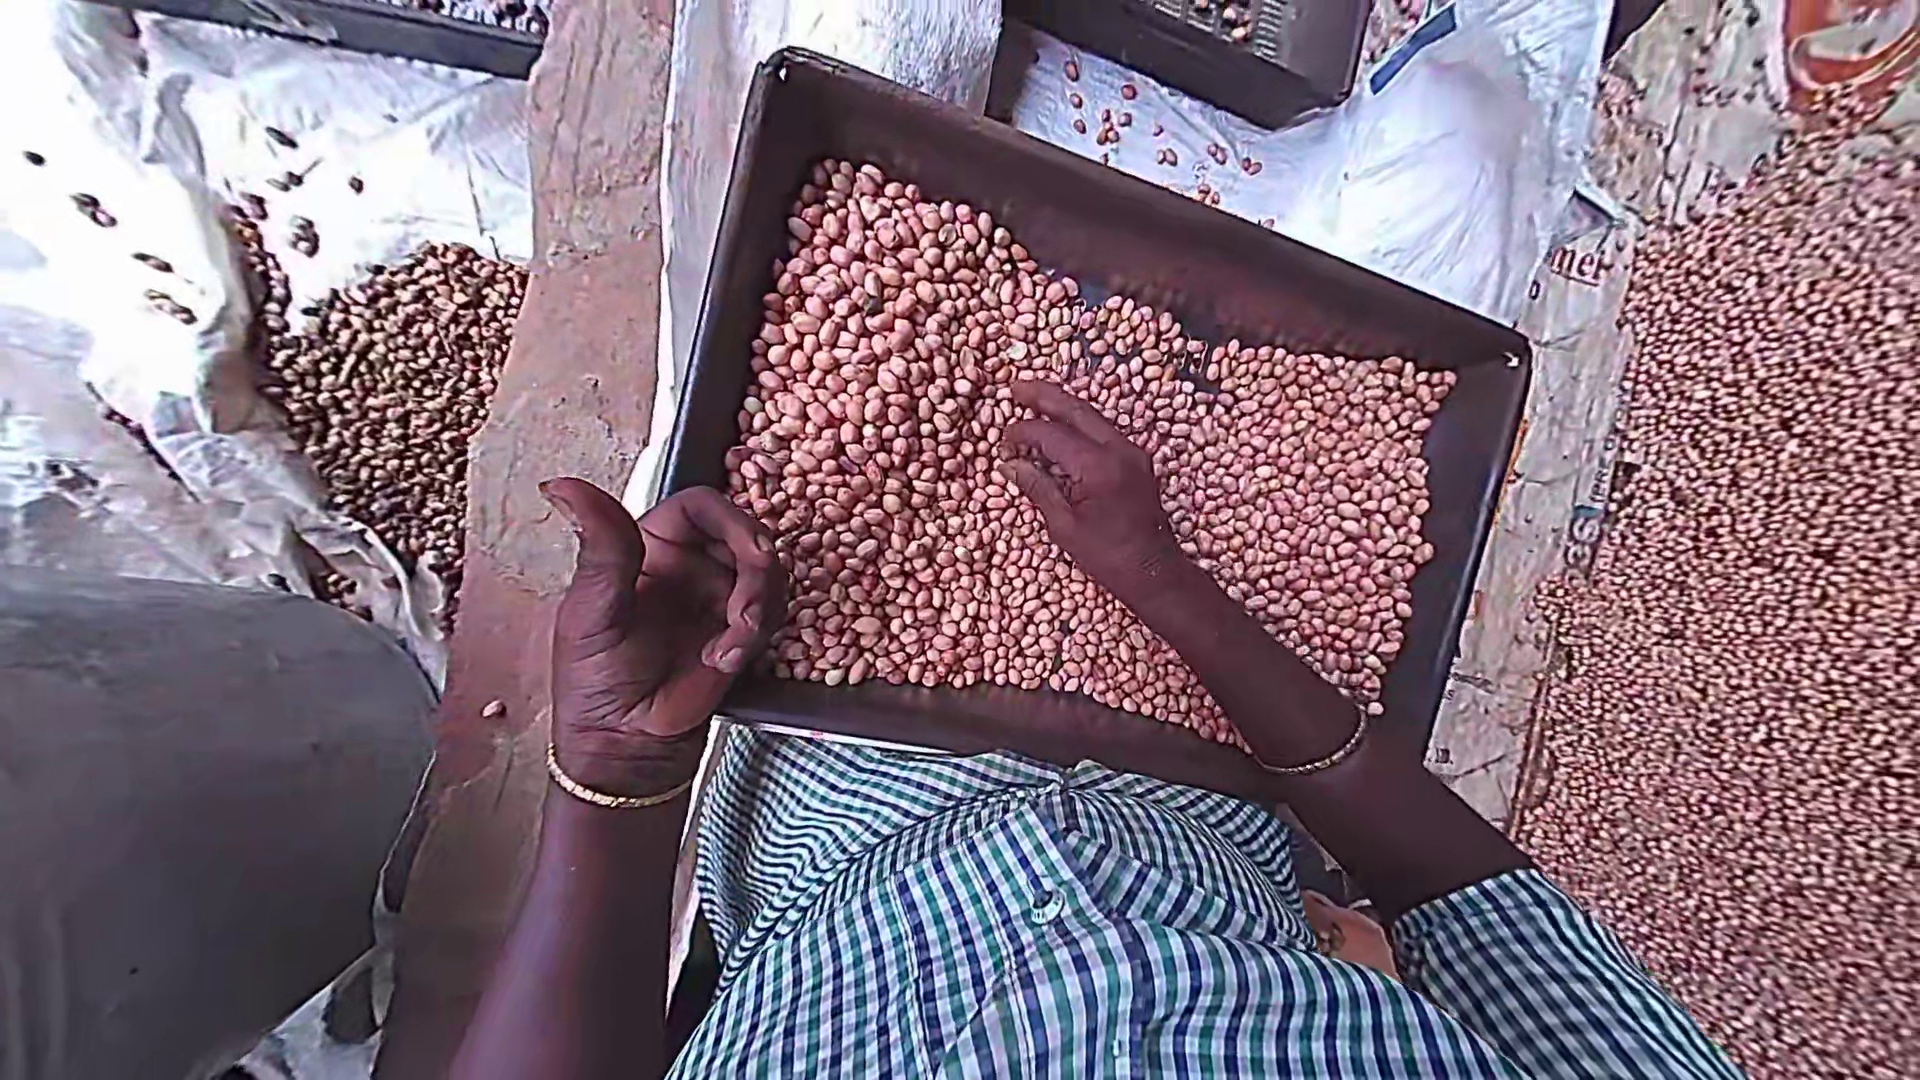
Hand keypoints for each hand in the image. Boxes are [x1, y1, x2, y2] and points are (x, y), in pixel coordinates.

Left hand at [540, 478, 785, 795]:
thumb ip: (602, 549)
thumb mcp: (593, 612)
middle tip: (747, 611)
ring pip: (770, 573)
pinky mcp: (743, 627)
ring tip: (729, 645)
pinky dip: (757, 635)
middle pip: (748, 536)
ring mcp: (722, 594)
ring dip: (761, 605)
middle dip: (758, 571)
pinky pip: (774, 611)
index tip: (753, 550)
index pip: (703, 506)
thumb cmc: (596, 680)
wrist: (629, 743)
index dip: (734, 519)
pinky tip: (725, 659)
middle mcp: (693, 562)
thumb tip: (561, 484)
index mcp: (653, 546)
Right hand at [999, 381, 1182, 597]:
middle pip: (1076, 409)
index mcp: (1098, 467)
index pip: (1052, 435)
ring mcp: (1132, 452)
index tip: (1004, 438)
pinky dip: (1079, 425)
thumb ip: (1038, 488)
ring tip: (1035, 400)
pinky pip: (1103, 431)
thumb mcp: (1063, 526)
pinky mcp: (1137, 460)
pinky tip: (1061, 428)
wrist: (1154, 572)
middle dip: (1044, 396)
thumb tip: (1010, 464)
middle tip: (1016, 387)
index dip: (1024, 432)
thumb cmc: (1107, 557)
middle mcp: (1119, 450)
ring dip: (1062, 407)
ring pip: (1092, 416)